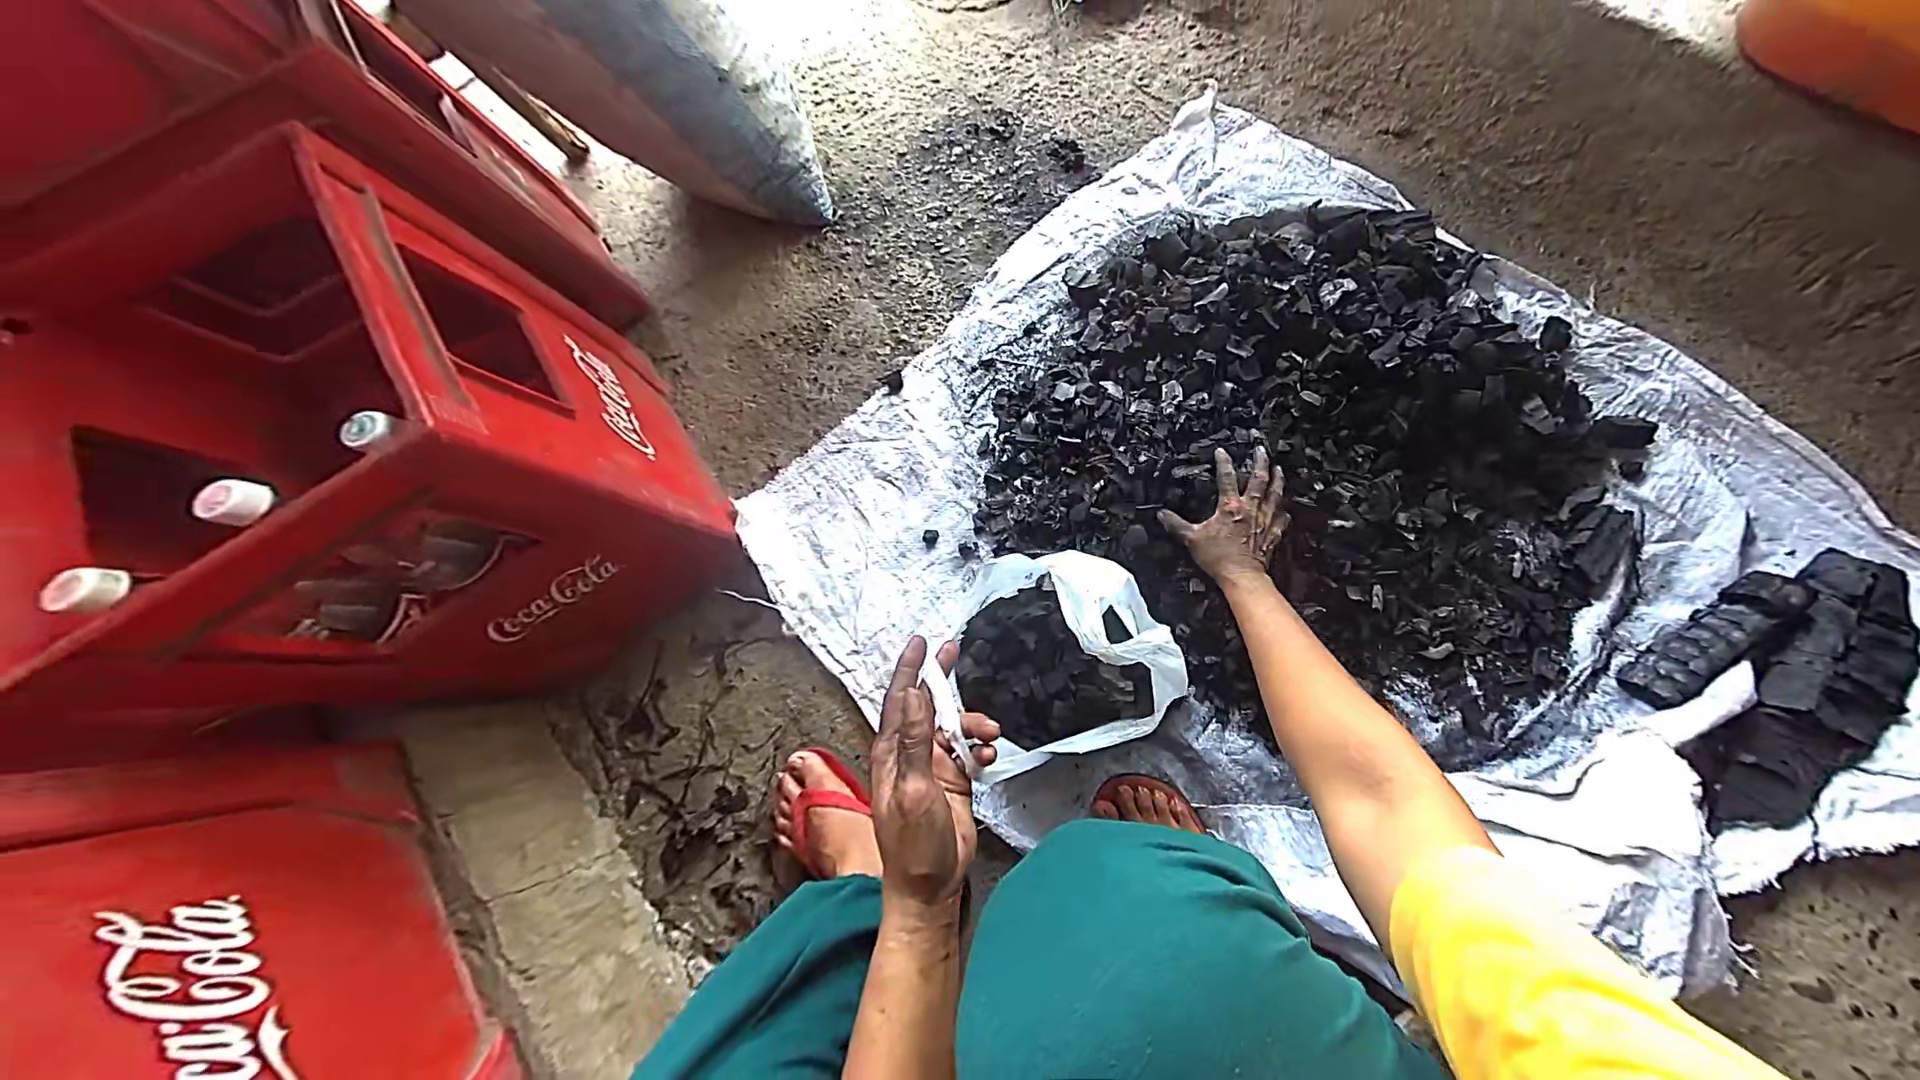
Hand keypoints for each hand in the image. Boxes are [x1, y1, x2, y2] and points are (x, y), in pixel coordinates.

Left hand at [871, 637, 1000, 908]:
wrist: (932, 884)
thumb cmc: (912, 844)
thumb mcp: (911, 788)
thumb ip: (914, 740)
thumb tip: (911, 696)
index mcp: (892, 751)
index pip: (900, 698)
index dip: (909, 668)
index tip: (920, 643)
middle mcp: (911, 753)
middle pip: (927, 704)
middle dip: (941, 680)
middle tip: (953, 654)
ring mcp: (933, 765)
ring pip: (954, 727)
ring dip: (972, 724)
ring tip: (989, 733)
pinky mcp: (954, 779)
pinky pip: (970, 751)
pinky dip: (981, 748)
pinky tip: (987, 755)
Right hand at [1158, 446, 1288, 587]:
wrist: (1241, 575)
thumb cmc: (1218, 558)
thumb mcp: (1191, 539)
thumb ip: (1175, 525)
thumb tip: (1162, 515)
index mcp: (1230, 506)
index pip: (1226, 477)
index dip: (1223, 462)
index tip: (1222, 452)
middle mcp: (1250, 509)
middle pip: (1259, 479)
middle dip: (1260, 462)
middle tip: (1261, 451)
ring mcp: (1264, 520)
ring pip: (1275, 494)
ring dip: (1277, 480)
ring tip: (1278, 470)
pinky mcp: (1273, 534)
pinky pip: (1282, 519)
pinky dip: (1284, 512)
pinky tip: (1284, 509)